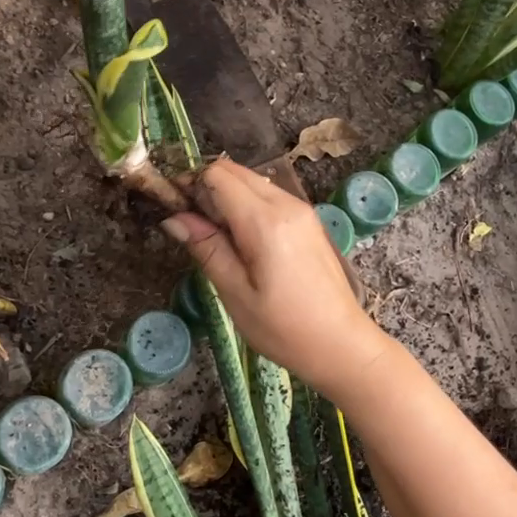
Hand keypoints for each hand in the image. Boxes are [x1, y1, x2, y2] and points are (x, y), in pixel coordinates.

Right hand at [162, 160, 389, 387]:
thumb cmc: (284, 329)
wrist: (342, 345)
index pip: (218, 175)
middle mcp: (287, 205)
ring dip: (228, 197)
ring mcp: (303, 211)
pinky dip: (248, 206)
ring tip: (216, 238)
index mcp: (266, 222)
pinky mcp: (309, 222)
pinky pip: (270, 197)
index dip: (190, 185)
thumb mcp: (236, 294)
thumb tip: (174, 217)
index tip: (175, 210)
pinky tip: (242, 241)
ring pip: (254, 182)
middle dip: (206, 187)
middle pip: (236, 171)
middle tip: (191, 225)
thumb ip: (207, 248)